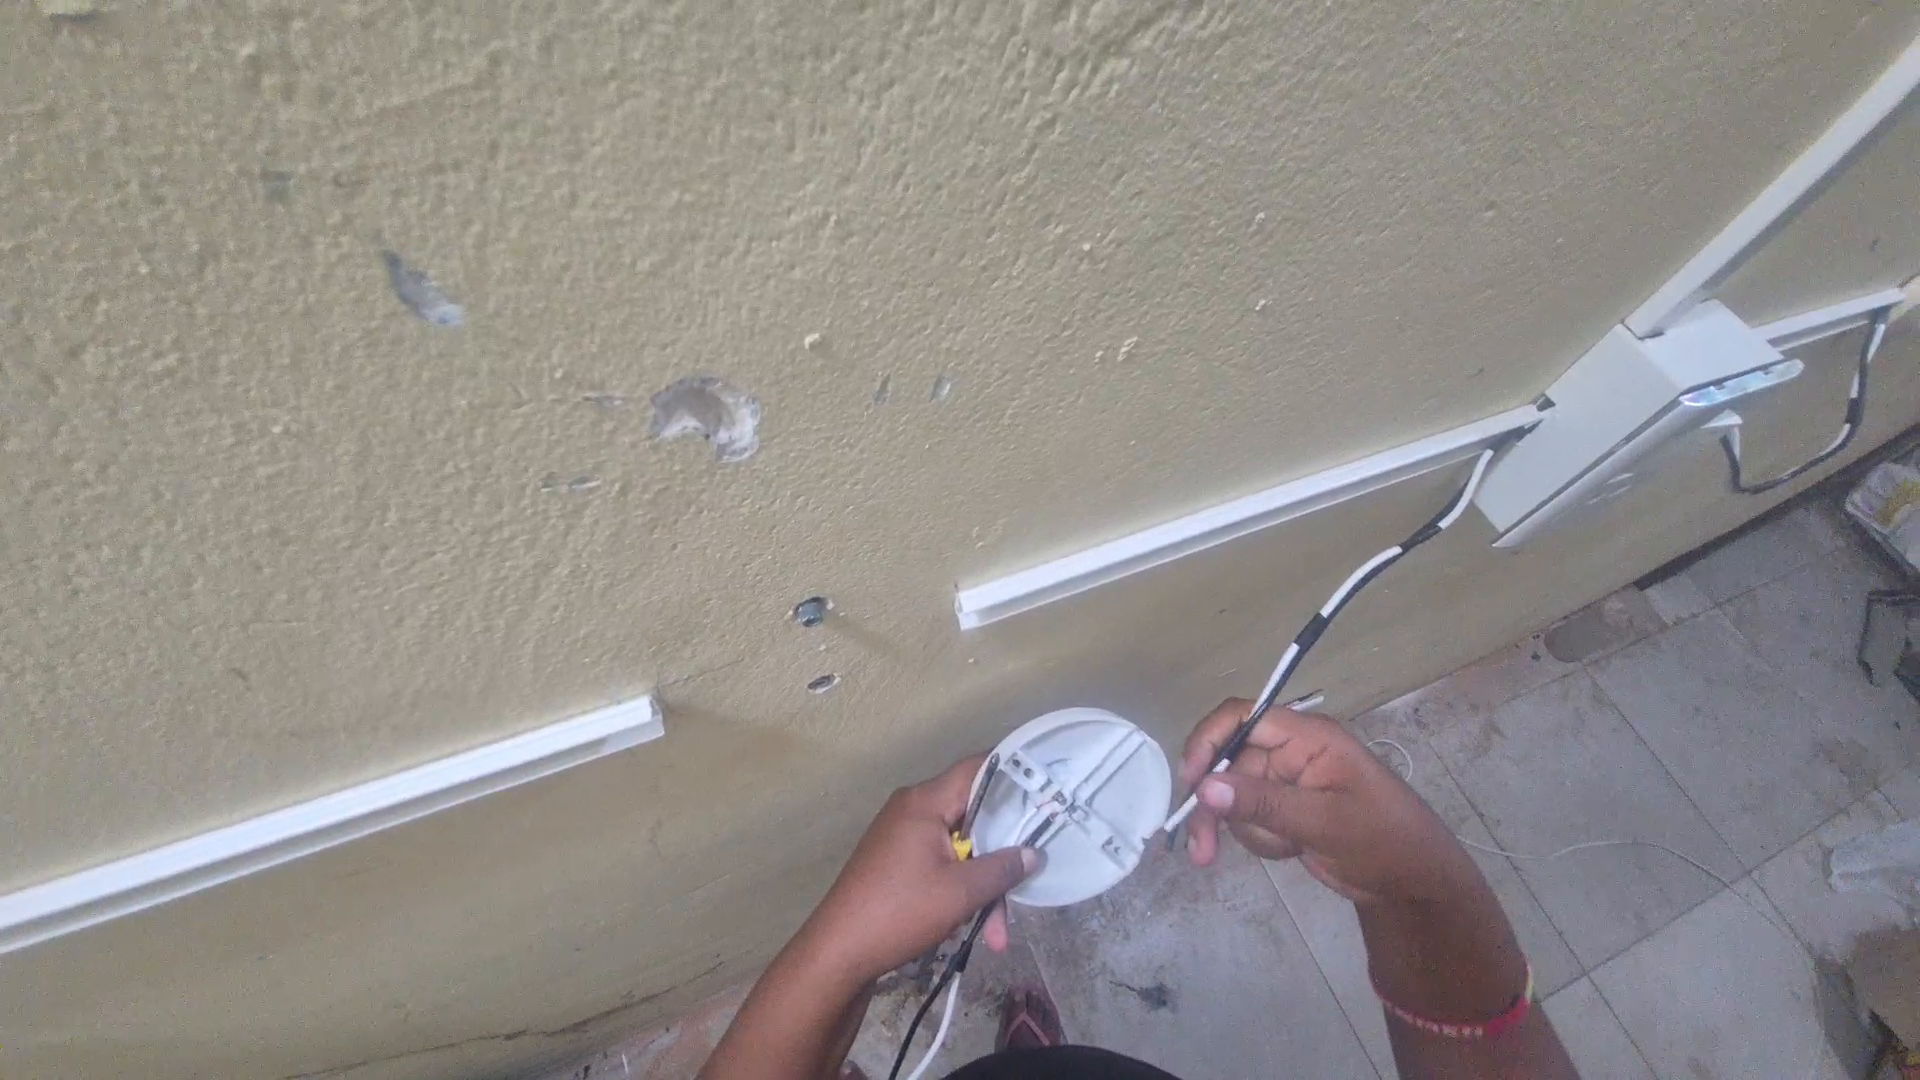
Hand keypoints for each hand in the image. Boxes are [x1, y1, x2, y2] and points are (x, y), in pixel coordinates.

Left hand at [797, 756, 1041, 986]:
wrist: (837, 953)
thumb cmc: (899, 911)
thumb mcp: (960, 893)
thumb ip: (1001, 868)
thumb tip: (1033, 853)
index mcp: (924, 801)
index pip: (976, 768)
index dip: (1012, 774)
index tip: (1044, 791)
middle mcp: (913, 807)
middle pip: (972, 815)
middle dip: (998, 856)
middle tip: (1024, 884)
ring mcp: (903, 833)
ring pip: (958, 846)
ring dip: (980, 884)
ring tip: (993, 934)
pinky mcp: (897, 858)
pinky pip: (940, 860)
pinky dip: (958, 887)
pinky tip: (966, 924)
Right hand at [1180, 699, 1475, 904]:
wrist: (1416, 889)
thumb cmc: (1387, 841)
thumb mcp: (1326, 822)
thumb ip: (1264, 803)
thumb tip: (1205, 788)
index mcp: (1307, 735)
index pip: (1242, 717)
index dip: (1209, 740)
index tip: (1192, 780)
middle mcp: (1288, 750)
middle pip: (1227, 761)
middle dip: (1214, 803)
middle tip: (1201, 848)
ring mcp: (1283, 779)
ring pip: (1231, 792)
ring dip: (1242, 826)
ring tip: (1281, 850)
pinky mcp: (1280, 806)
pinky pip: (1245, 815)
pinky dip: (1257, 837)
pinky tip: (1288, 850)